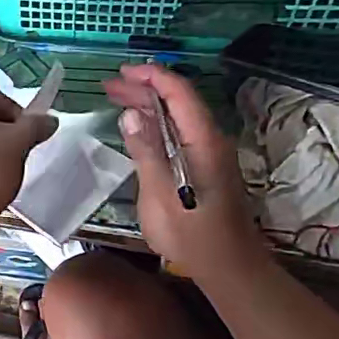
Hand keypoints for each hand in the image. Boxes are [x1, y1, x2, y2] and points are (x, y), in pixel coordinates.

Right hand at [103, 63, 265, 276]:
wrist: (228, 266)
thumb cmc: (192, 234)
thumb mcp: (161, 194)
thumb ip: (146, 151)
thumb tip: (130, 113)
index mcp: (202, 141)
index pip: (179, 93)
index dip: (152, 77)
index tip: (122, 72)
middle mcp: (210, 140)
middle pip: (178, 101)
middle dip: (145, 88)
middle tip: (110, 85)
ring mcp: (209, 153)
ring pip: (178, 116)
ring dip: (149, 105)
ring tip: (117, 99)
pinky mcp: (205, 166)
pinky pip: (179, 132)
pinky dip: (156, 123)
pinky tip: (139, 127)